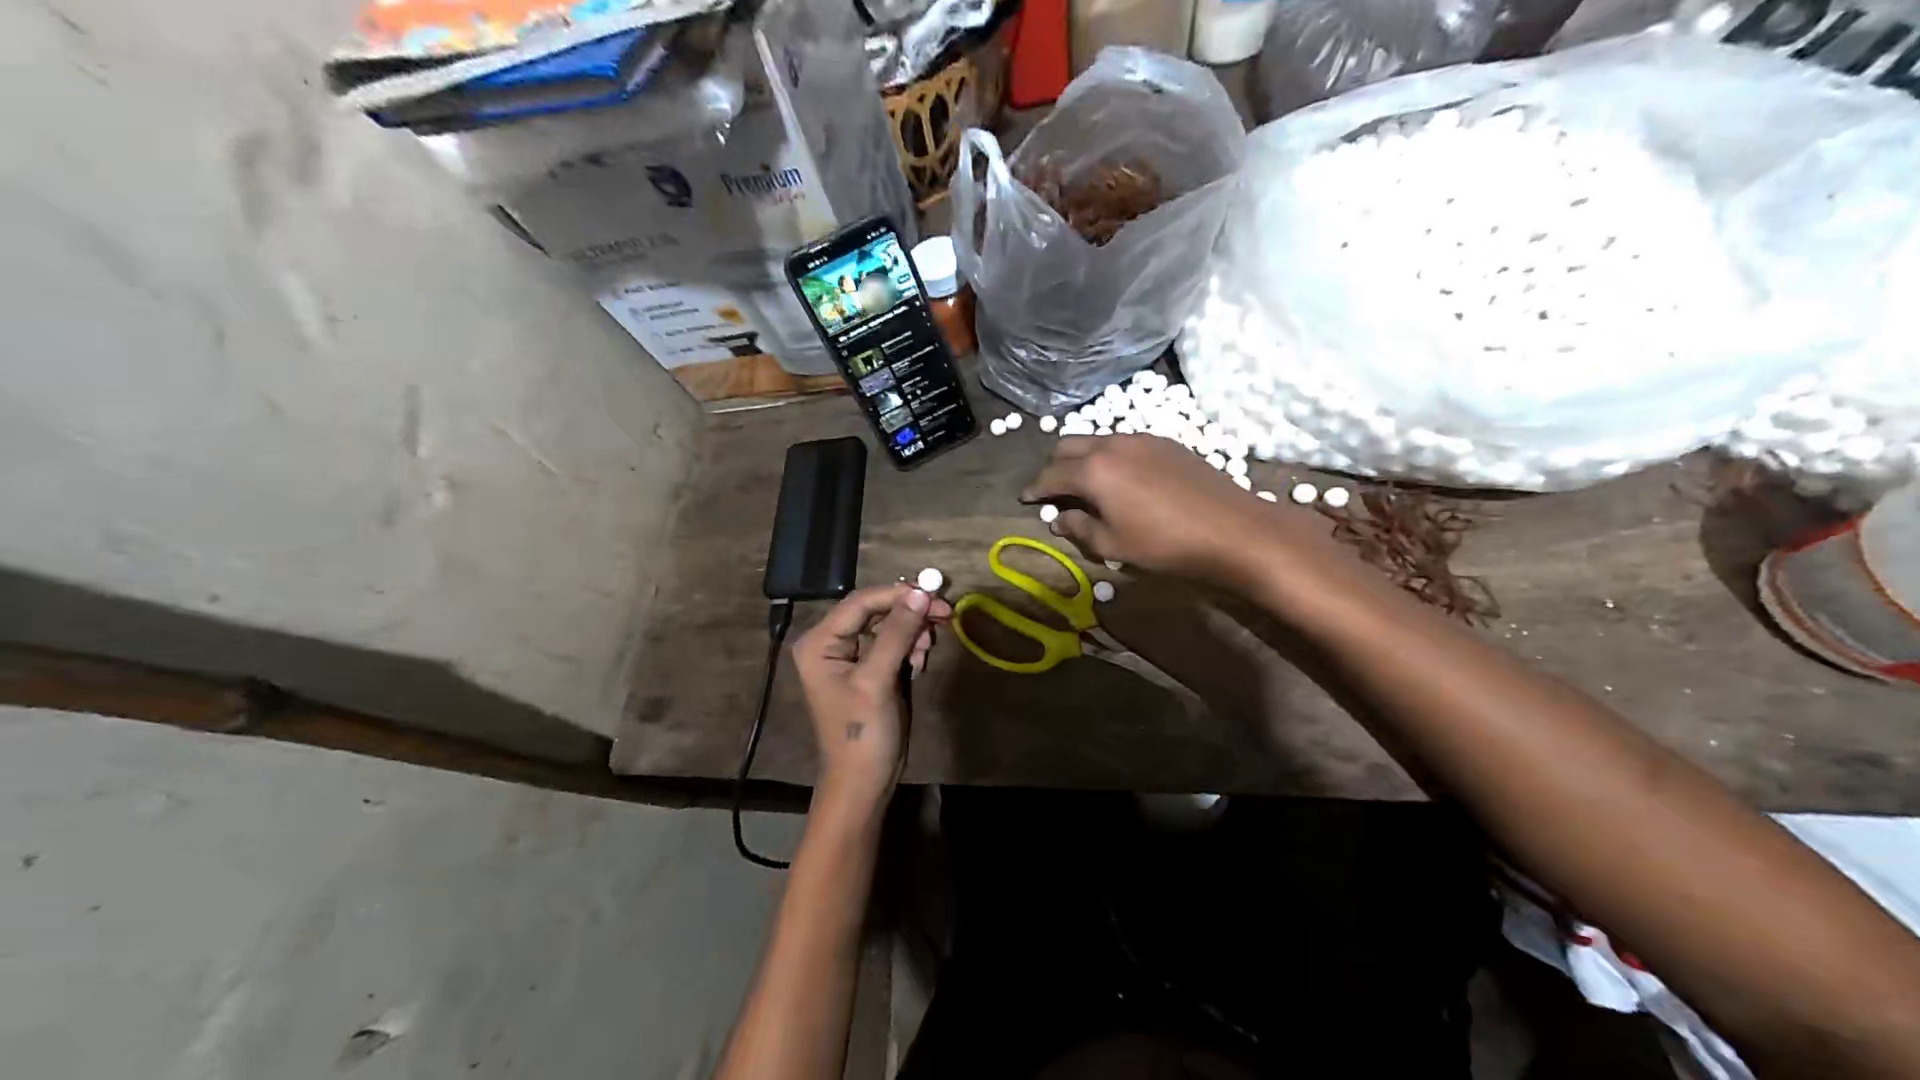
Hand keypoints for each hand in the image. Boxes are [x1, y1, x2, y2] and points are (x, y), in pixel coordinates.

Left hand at [790, 584, 951, 806]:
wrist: (863, 782)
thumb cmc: (861, 734)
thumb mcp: (877, 681)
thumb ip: (897, 634)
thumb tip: (921, 594)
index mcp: (820, 642)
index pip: (861, 602)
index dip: (898, 594)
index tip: (934, 594)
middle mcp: (831, 643)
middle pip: (876, 611)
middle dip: (910, 612)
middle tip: (945, 614)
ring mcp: (850, 656)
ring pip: (888, 625)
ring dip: (913, 631)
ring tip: (927, 650)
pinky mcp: (869, 669)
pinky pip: (893, 643)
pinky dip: (911, 646)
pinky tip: (920, 662)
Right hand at [1022, 435, 1351, 587]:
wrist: (1233, 530)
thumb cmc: (1166, 544)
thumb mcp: (1113, 545)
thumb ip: (1079, 528)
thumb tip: (1059, 519)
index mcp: (1093, 470)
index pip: (1051, 475)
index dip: (1034, 489)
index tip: (1025, 499)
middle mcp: (1113, 444)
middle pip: (1068, 445)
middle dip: (1054, 466)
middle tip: (1053, 491)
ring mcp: (1143, 438)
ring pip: (1098, 439)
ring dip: (1083, 458)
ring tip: (1086, 485)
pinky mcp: (1167, 442)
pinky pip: (1124, 442)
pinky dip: (1109, 456)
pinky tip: (1120, 479)